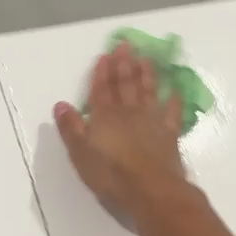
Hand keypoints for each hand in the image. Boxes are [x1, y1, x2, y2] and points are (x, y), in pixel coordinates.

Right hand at [53, 44, 192, 226]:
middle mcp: (128, 113)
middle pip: (125, 84)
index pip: (101, 90)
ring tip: (145, 58)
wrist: (151, 190)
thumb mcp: (80, 154)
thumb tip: (61, 104)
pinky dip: (173, 99)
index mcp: (104, 117)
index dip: (102, 73)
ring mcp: (151, 122)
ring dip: (146, 74)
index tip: (105, 55)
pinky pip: (172, 111)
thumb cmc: (111, 175)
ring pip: (148, 91)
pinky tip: (175, 89)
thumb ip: (71, 128)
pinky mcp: (169, 134)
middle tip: (126, 45)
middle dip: (124, 64)